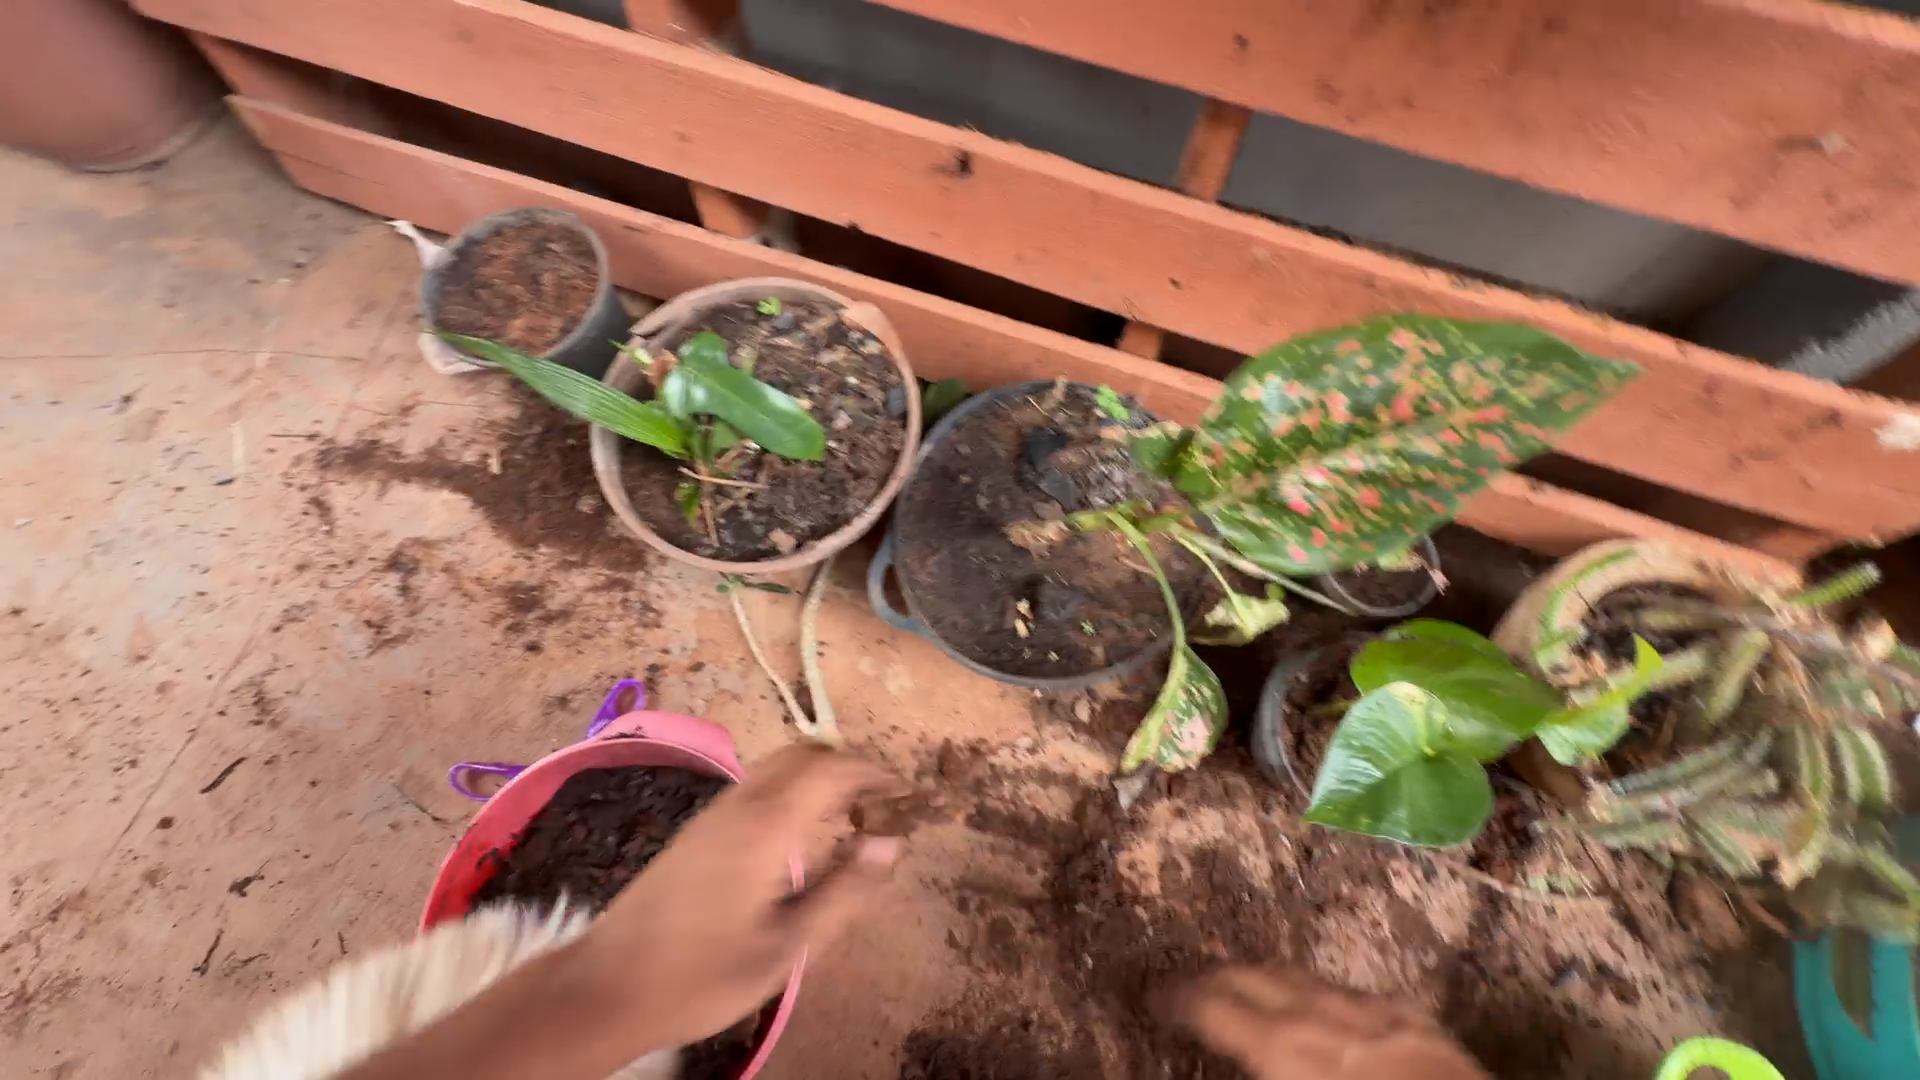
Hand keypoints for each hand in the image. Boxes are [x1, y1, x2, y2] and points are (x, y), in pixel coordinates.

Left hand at [578, 744, 905, 1050]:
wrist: (605, 987)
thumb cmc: (701, 973)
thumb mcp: (786, 945)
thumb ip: (843, 890)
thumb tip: (890, 844)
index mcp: (767, 824)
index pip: (832, 770)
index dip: (874, 772)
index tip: (904, 792)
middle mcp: (742, 802)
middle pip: (805, 753)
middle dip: (848, 766)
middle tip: (878, 800)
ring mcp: (716, 810)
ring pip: (779, 765)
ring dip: (819, 775)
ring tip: (848, 814)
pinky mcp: (700, 826)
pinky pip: (760, 784)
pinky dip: (794, 788)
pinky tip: (801, 832)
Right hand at [1176, 968, 1487, 1079]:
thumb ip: (1258, 1064)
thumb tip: (1221, 1056)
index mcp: (1287, 1050)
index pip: (1215, 1006)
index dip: (1177, 999)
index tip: (1151, 997)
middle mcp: (1322, 1016)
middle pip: (1251, 976)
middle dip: (1211, 977)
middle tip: (1184, 987)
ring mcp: (1374, 1011)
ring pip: (1299, 975)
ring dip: (1260, 977)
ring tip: (1239, 986)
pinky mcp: (1417, 1019)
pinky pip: (1351, 991)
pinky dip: (1317, 992)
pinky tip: (1319, 1005)